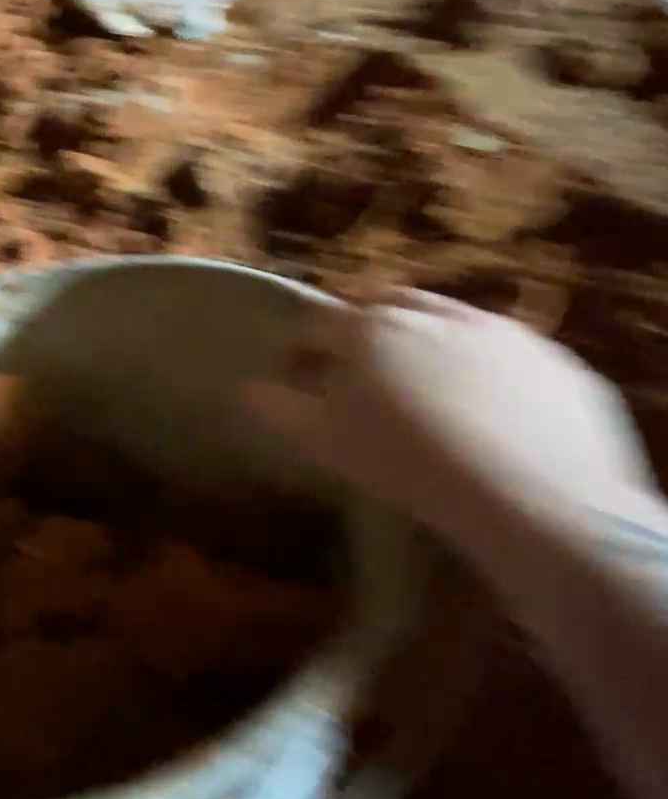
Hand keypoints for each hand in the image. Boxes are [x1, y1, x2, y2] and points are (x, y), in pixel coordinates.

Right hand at [241, 290, 655, 543]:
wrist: (531, 495)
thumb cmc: (402, 460)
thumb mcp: (320, 439)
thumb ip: (275, 407)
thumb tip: (245, 388)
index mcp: (369, 329)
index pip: (315, 322)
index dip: (297, 347)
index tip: (291, 377)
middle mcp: (434, 315)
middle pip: (383, 304)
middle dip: (361, 328)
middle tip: (354, 372)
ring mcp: (501, 332)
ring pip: (445, 320)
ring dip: (420, 341)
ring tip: (416, 389)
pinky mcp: (552, 359)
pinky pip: (499, 350)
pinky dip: (476, 365)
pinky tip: (474, 409)